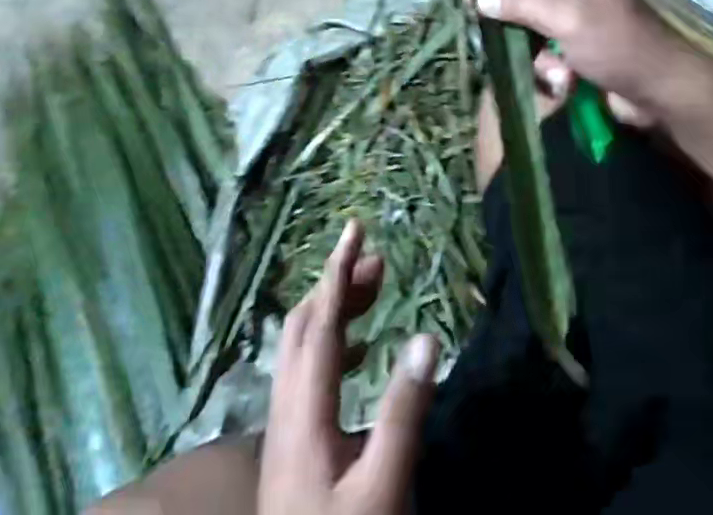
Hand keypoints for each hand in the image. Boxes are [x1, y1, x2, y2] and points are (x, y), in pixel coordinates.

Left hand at [259, 220, 438, 514]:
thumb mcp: (383, 484)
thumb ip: (403, 412)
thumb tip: (426, 337)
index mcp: (305, 411)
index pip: (321, 323)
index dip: (338, 271)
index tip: (355, 227)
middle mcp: (287, 407)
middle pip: (305, 326)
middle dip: (338, 284)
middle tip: (379, 260)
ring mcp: (285, 425)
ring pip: (302, 347)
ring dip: (335, 310)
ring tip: (375, 290)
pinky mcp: (293, 441)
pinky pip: (308, 370)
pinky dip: (334, 343)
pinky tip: (362, 351)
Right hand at [476, 0, 707, 128]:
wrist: (661, 93)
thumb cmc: (618, 43)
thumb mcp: (567, 15)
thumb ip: (522, 0)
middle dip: (515, 26)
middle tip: (500, 40)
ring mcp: (573, 25)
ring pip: (529, 34)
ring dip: (538, 58)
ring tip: (560, 74)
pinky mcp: (575, 55)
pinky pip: (544, 58)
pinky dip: (551, 73)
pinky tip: (566, 87)